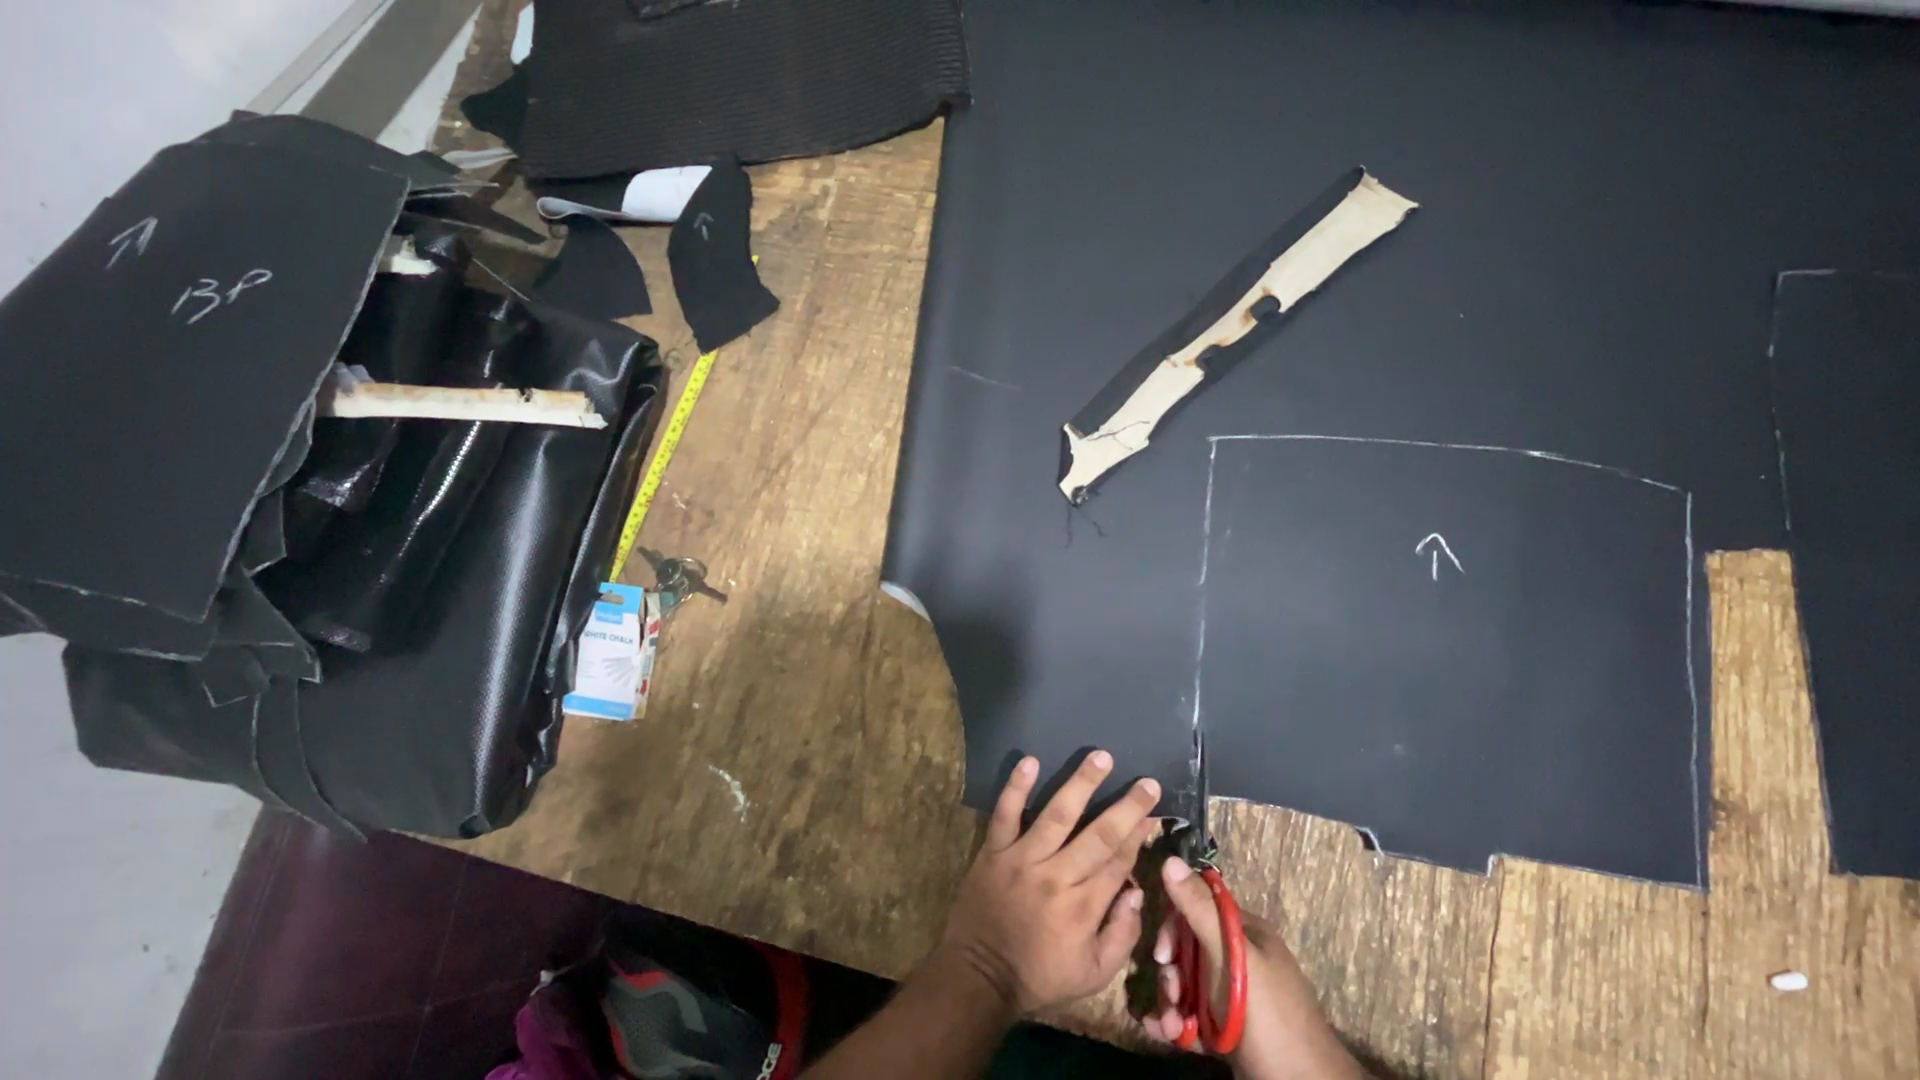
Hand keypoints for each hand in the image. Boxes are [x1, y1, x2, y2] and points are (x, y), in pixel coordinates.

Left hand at [935, 751, 1161, 1013]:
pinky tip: (1030, 760)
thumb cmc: (1039, 977)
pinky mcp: (993, 853)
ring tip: (1100, 757)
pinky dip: (1016, 787)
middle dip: (1126, 807)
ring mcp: (1022, 860)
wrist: (978, 977)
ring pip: (1056, 814)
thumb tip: (1137, 892)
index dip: (1139, 835)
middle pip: (1098, 835)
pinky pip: (1004, 815)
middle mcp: (1056, 877)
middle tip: (1147, 782)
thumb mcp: (1093, 975)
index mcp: (1083, 907)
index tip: (1154, 811)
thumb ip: (1121, 935)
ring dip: (1080, 784)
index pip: (1118, 861)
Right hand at [1145, 857, 1366, 1079]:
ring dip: (1171, 1003)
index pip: (1199, 909)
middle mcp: (1241, 960)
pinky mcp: (1229, 1030)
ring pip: (1188, 986)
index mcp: (1246, 934)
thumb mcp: (1232, 957)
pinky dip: (1176, 1023)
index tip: (1163, 954)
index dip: (1174, 927)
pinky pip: (1193, 1016)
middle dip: (1171, 975)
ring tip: (1170, 1028)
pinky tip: (1163, 1034)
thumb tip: (1170, 859)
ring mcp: (1235, 997)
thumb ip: (1200, 910)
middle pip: (1187, 951)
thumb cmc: (1268, 1017)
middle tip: (1172, 997)